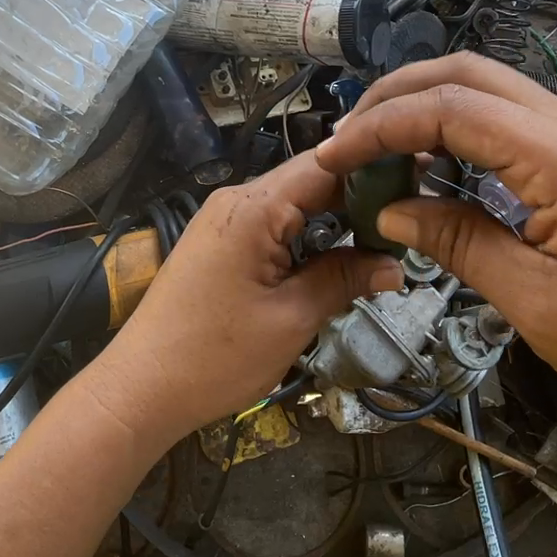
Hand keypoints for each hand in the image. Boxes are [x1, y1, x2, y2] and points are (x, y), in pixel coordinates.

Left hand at [84, 152, 404, 438]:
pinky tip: (335, 254)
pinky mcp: (219, 242)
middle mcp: (237, 199)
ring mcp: (224, 220)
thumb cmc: (215, 355)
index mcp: (254, 207)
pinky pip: (271, 224)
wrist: (140, 388)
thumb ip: (343, 280)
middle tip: (408, 214)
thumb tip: (395, 264)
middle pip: (309, 181)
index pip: (325, 167)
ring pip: (292, 203)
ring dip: (333, 219)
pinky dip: (305, 235)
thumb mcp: (291, 319)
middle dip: (357, 197)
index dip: (372, 170)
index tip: (416, 181)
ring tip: (382, 235)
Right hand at [313, 53, 556, 444]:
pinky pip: (516, 125)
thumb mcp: (542, 305)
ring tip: (381, 148)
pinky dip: (464, 132)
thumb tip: (393, 210)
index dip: (384, 125)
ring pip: (494, 92)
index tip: (334, 154)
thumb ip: (461, 244)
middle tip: (350, 136)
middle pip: (470, 75)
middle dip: (400, 95)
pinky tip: (438, 166)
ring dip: (431, 108)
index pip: (453, 108)